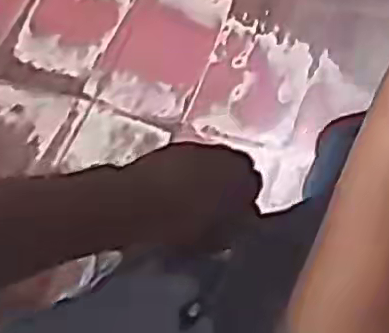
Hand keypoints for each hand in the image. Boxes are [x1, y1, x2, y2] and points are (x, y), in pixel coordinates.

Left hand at [114, 142, 260, 251]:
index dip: (242, 205)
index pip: (253, 190)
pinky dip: (188, 174)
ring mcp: (205, 149)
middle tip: (211, 210)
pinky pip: (193, 161)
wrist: (135, 201)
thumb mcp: (207, 240)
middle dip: (227, 187)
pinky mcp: (181, 147)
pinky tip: (173, 193)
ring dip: (207, 179)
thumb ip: (226, 235)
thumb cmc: (176, 226)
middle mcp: (232, 158)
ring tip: (189, 203)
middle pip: (237, 171)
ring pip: (215, 164)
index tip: (229, 220)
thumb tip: (231, 237)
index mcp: (245, 181)